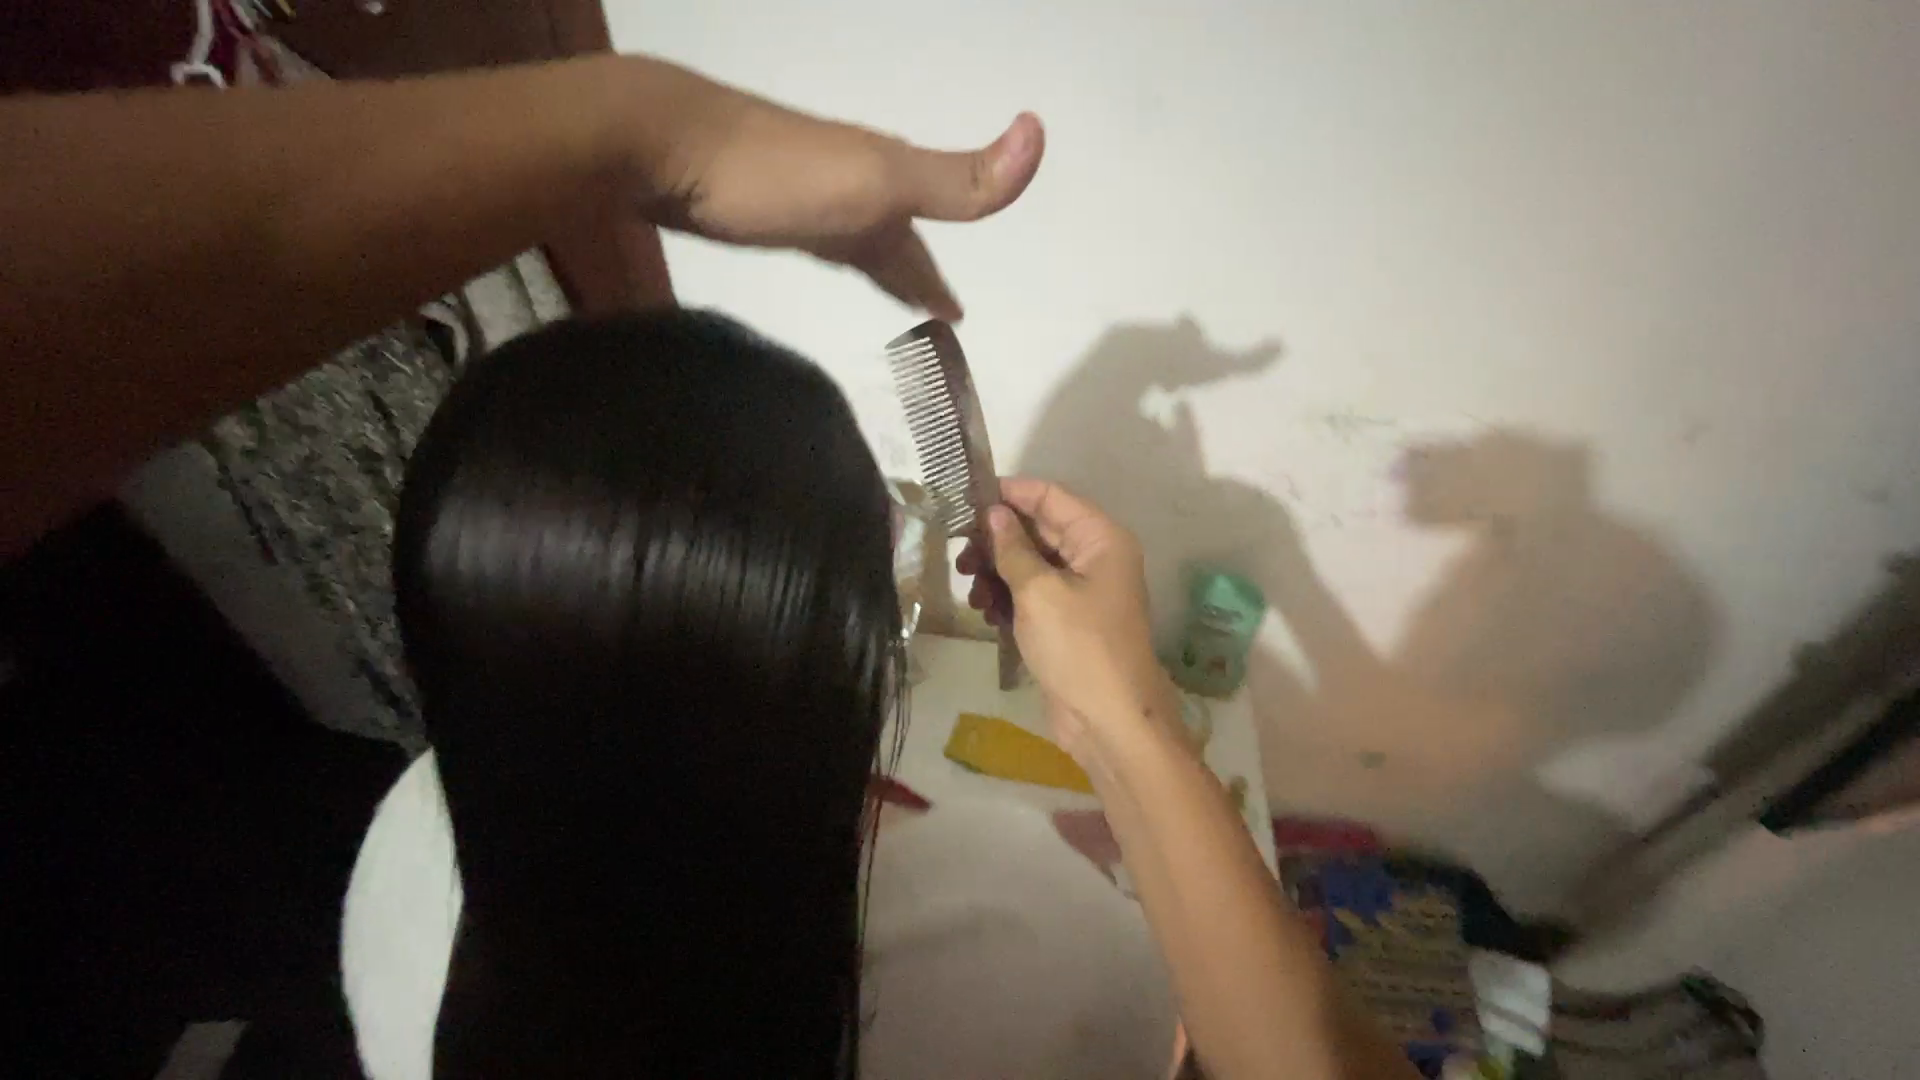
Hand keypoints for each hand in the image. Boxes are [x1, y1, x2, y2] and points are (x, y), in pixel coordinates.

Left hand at [636, 60, 1043, 320]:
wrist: (667, 144)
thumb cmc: (777, 174)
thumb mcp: (879, 181)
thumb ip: (954, 179)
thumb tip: (1038, 137)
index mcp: (885, 185)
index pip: (925, 243)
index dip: (940, 281)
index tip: (956, 316)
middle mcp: (852, 187)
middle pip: (897, 238)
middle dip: (917, 273)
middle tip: (934, 312)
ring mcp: (807, 197)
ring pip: (860, 237)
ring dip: (880, 263)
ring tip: (892, 292)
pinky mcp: (763, 210)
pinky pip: (821, 237)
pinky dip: (839, 252)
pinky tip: (827, 252)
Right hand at [956, 478, 1175, 747]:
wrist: (1109, 720)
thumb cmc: (1078, 646)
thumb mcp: (1038, 591)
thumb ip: (1012, 548)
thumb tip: (993, 512)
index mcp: (1100, 538)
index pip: (1050, 497)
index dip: (1009, 493)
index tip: (966, 498)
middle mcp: (1094, 558)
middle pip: (1039, 531)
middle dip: (997, 540)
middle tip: (960, 555)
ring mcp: (1082, 592)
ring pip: (1031, 565)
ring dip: (998, 574)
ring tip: (971, 592)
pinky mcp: (1068, 622)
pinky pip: (1033, 596)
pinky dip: (1009, 599)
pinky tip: (986, 614)